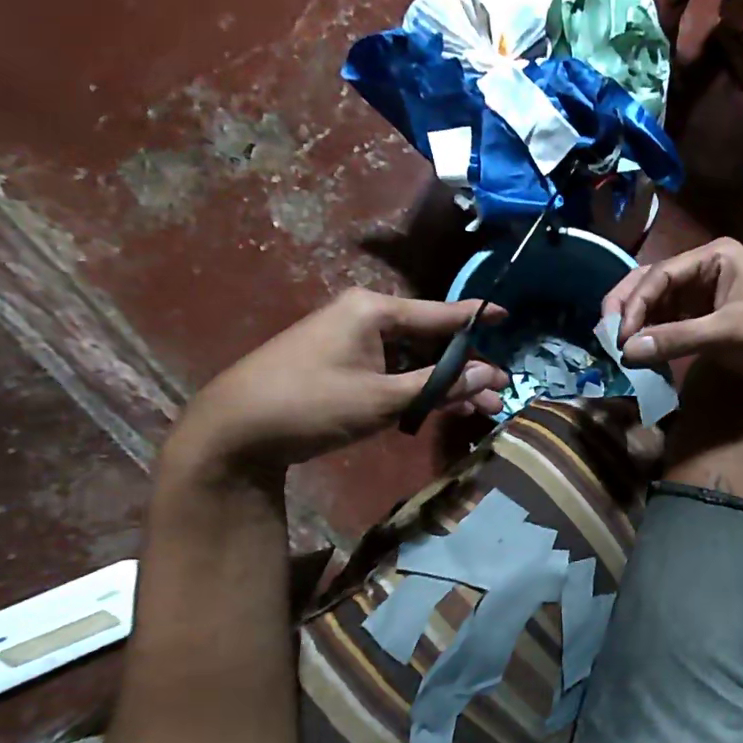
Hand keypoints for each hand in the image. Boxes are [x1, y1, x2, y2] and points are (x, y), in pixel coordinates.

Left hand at [168, 290, 508, 475]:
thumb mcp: (384, 399)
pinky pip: (392, 372)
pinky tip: (443, 408)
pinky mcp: (343, 366)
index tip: (508, 316)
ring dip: (444, 384)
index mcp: (374, 311)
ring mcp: (352, 343)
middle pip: (430, 340)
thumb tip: (491, 374)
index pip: (440, 312)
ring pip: (413, 360)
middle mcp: (365, 319)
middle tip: (499, 393)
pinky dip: (417, 389)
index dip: (476, 318)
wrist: (234, 431)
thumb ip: (440, 386)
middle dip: (465, 368)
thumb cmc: (312, 405)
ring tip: (481, 408)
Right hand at [602, 238, 742, 387]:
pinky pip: (668, 325)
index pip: (660, 274)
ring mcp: (702, 296)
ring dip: (637, 326)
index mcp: (713, 256)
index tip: (619, 334)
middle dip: (628, 309)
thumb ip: (676, 339)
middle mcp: (703, 270)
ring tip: (619, 348)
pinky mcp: (703, 320)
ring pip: (656, 306)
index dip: (635, 303)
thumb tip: (626, 352)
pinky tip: (639, 354)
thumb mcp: (728, 332)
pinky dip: (652, 338)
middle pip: (652, 284)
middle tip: (607, 336)